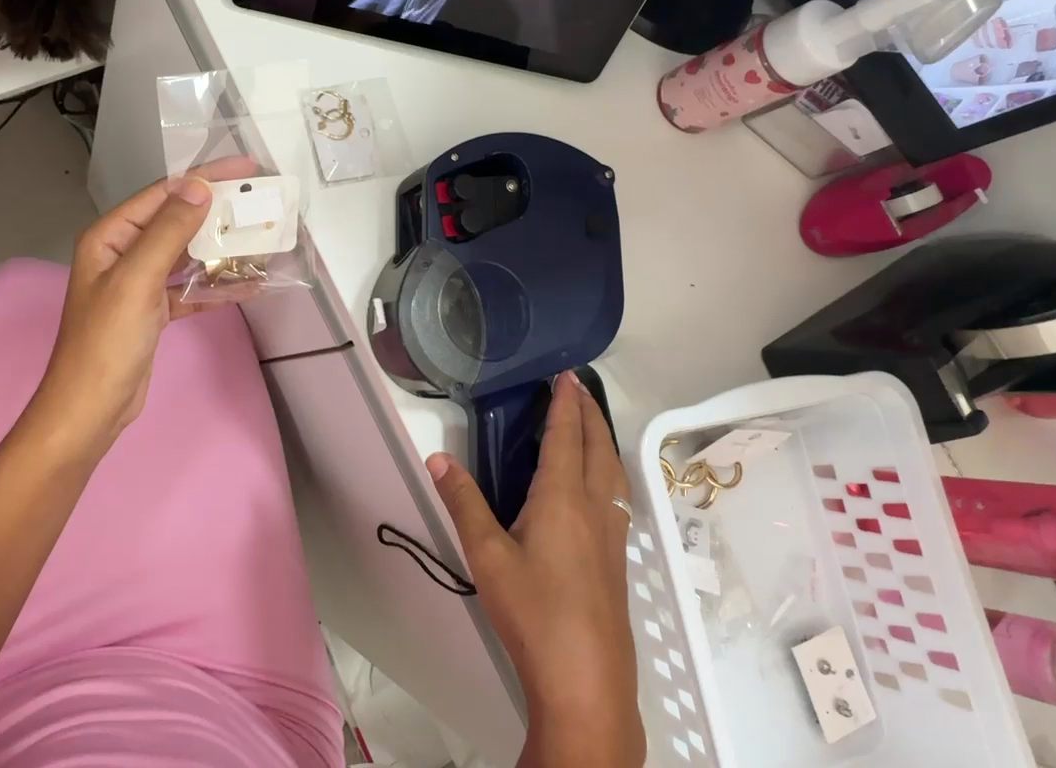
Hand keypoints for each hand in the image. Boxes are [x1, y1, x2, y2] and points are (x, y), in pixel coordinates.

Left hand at [33, 164, 245, 445]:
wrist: (91, 409)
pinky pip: (189, 289)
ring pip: (186, 256)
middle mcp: (122, 254)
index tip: (246, 169)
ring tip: (261, 238)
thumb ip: (168, 231)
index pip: (163, 194)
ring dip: (220, 249)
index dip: (204, 178)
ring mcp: (138, 284)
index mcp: (110, 237)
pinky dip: (215, 287)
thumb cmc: (106, 342)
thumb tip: (199, 187)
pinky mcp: (152, 312)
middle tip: (261, 202)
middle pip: (176, 222)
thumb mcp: (137, 280)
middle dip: (217, 213)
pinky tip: (248, 285)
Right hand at [426, 373, 644, 767]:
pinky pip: (617, 498)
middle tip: (577, 390)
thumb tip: (437, 458)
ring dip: (602, 442)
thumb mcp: (486, 555)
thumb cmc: (532, 612)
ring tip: (589, 428)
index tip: (565, 375)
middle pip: (598, 449)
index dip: (566, 404)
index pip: (566, 438)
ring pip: (614, 474)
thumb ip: (463, 502)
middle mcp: (595, 510)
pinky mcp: (616, 561)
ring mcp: (612, 537)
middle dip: (589, 415)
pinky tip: (598, 491)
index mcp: (563, 499)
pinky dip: (607, 473)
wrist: (584, 680)